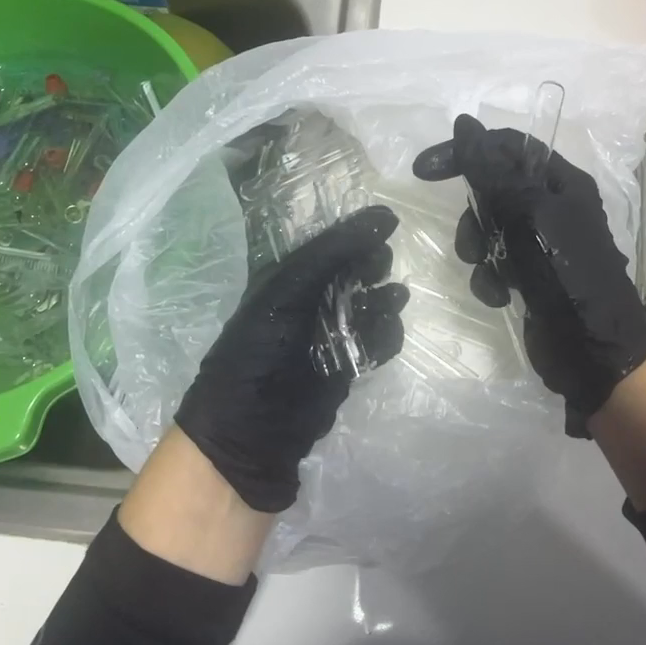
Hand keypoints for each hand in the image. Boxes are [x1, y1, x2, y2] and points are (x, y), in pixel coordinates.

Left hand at [174, 204, 408, 511]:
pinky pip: (373, 343)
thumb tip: (384, 217)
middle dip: (371, 266)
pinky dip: (384, 337)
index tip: (388, 224)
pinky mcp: (342, 368)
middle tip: (384, 266)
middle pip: (351, 274)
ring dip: (383, 301)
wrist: (250, 427)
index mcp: (286, 279)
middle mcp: (306, 303)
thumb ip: (333, 252)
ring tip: (395, 299)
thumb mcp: (290, 288)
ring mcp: (325, 337)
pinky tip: (387, 334)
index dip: (356, 233)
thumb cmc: (261, 348)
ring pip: (367, 308)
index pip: (328, 245)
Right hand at [413, 114, 645, 435]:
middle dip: (475, 219)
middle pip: (492, 191)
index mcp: (562, 182)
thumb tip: (464, 124)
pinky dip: (491, 278)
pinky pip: (495, 262)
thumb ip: (492, 171)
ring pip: (489, 229)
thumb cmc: (566, 274)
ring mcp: (541, 243)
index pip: (506, 147)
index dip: (465, 152)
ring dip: (481, 253)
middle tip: (472, 243)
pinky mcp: (531, 276)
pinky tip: (500, 296)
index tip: (425, 171)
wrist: (593, 351)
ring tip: (491, 274)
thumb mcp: (527, 214)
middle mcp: (552, 207)